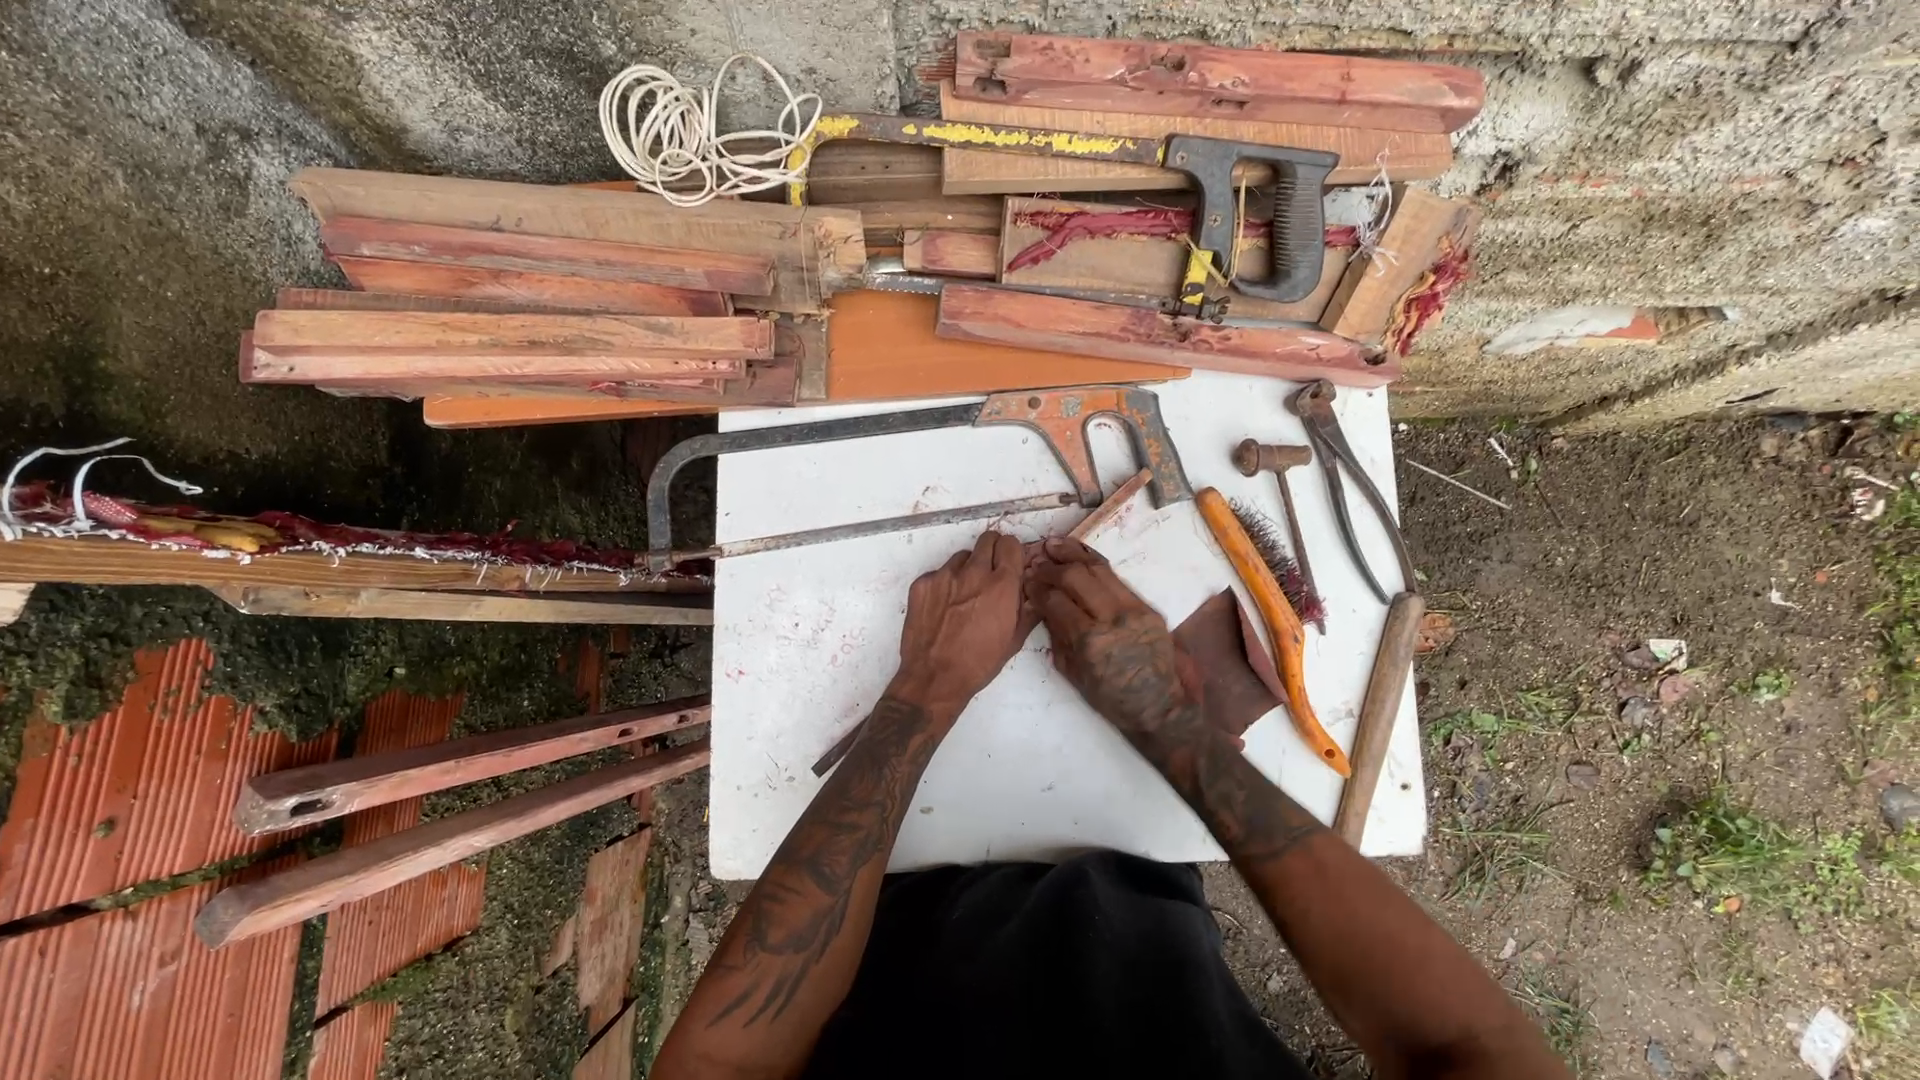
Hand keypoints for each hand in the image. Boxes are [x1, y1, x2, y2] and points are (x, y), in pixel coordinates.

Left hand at [887, 530, 1037, 719]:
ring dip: (968, 569)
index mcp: (1001, 585)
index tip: (1010, 564)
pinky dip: (945, 584)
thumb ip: (1028, 608)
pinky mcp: (922, 583)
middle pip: (987, 539)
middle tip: (990, 573)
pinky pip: (939, 572)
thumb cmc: (979, 664)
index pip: (1011, 544)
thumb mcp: (1014, 640)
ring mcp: (944, 576)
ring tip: (965, 596)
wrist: (934, 678)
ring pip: (962, 556)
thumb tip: (1034, 589)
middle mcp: (973, 573)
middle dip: (992, 552)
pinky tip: (944, 608)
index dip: (1012, 553)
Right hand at [1025, 537, 1197, 736]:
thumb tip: (1044, 607)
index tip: (1026, 582)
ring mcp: (1133, 609)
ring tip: (1054, 545)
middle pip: (1076, 577)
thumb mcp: (1073, 674)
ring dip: (1073, 555)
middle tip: (1036, 561)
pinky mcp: (1146, 607)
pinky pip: (1117, 578)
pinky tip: (1081, 555)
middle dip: (1051, 567)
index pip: (1056, 601)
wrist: (1159, 706)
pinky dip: (1096, 564)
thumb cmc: (1110, 698)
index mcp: (1089, 641)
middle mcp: (1112, 619)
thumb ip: (1058, 637)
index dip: (1037, 588)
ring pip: (1099, 569)